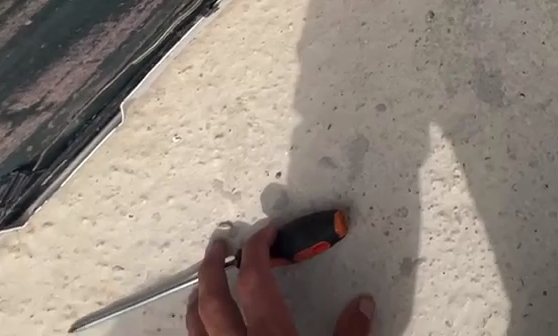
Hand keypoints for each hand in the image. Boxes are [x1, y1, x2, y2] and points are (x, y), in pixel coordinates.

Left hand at [186, 224, 374, 335]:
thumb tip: (362, 303)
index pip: (254, 280)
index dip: (257, 249)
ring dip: (197, 301)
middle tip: (219, 244)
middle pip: (211, 301)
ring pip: (194, 330)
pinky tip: (207, 334)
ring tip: (204, 284)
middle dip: (212, 268)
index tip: (267, 232)